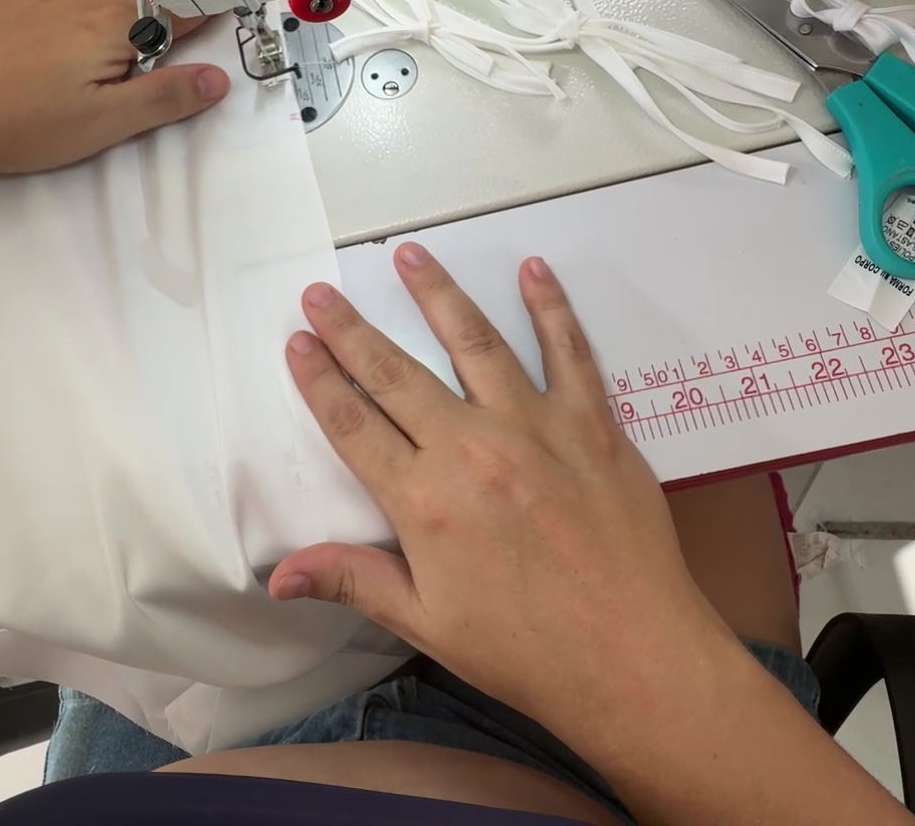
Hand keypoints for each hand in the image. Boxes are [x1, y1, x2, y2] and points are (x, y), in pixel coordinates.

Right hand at [271, 245, 740, 748]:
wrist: (635, 658)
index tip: (297, 342)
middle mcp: (472, 449)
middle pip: (396, 373)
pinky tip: (533, 269)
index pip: (353, 425)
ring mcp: (535, 428)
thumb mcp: (429, 623)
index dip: (319, 380)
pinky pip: (568, 351)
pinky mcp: (591, 422)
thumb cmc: (528, 649)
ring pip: (473, 342)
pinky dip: (550, 306)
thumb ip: (354, 580)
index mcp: (425, 502)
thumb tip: (279, 574)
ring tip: (410, 256)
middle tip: (321, 293)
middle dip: (351, 329)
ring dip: (436, 294)